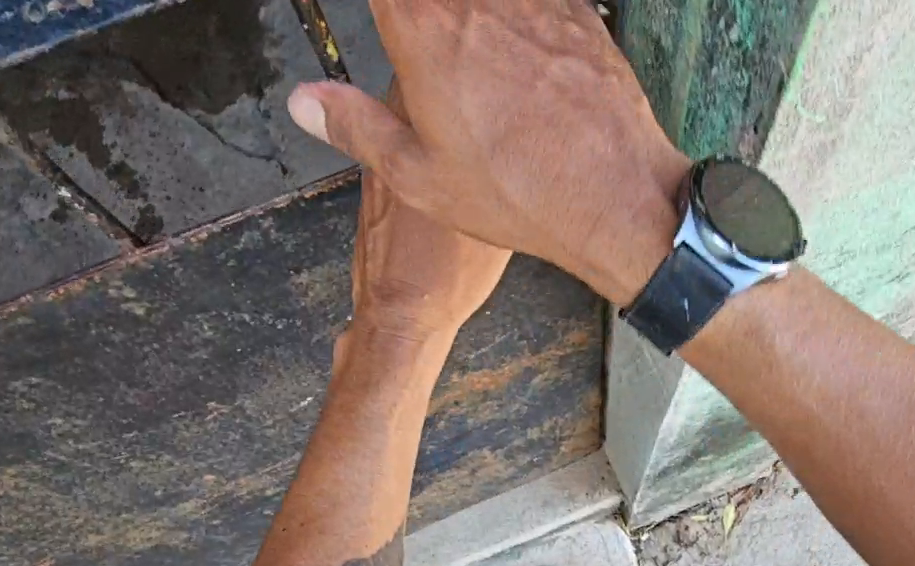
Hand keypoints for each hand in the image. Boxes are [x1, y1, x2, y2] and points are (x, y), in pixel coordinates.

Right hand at [287, 0, 689, 306]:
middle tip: (440, 72)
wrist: (611, 196)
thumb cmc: (515, 194)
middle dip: (426, 21)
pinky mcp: (576, 11)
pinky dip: (523, 22)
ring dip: (478, 21)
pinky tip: (524, 65)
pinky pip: (535, 4)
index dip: (385, 12)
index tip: (388, 26)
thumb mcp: (419, 179)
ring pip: (487, 4)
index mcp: (420, 25)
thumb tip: (303, 102)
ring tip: (487, 91)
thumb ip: (355, 128)